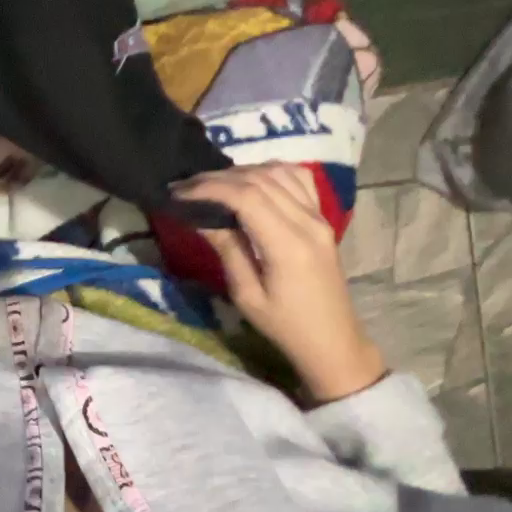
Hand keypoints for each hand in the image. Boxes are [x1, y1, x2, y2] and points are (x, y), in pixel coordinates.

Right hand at [179, 164, 386, 402]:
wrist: (332, 339)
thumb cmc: (284, 325)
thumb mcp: (246, 295)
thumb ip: (227, 249)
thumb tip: (201, 217)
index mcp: (288, 244)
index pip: (247, 197)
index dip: (209, 188)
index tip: (179, 193)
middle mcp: (308, 222)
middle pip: (260, 179)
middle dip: (217, 178)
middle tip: (185, 186)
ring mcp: (320, 217)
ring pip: (280, 172)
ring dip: (242, 171)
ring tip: (212, 184)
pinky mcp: (323, 218)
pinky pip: (298, 179)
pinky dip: (270, 172)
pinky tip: (249, 181)